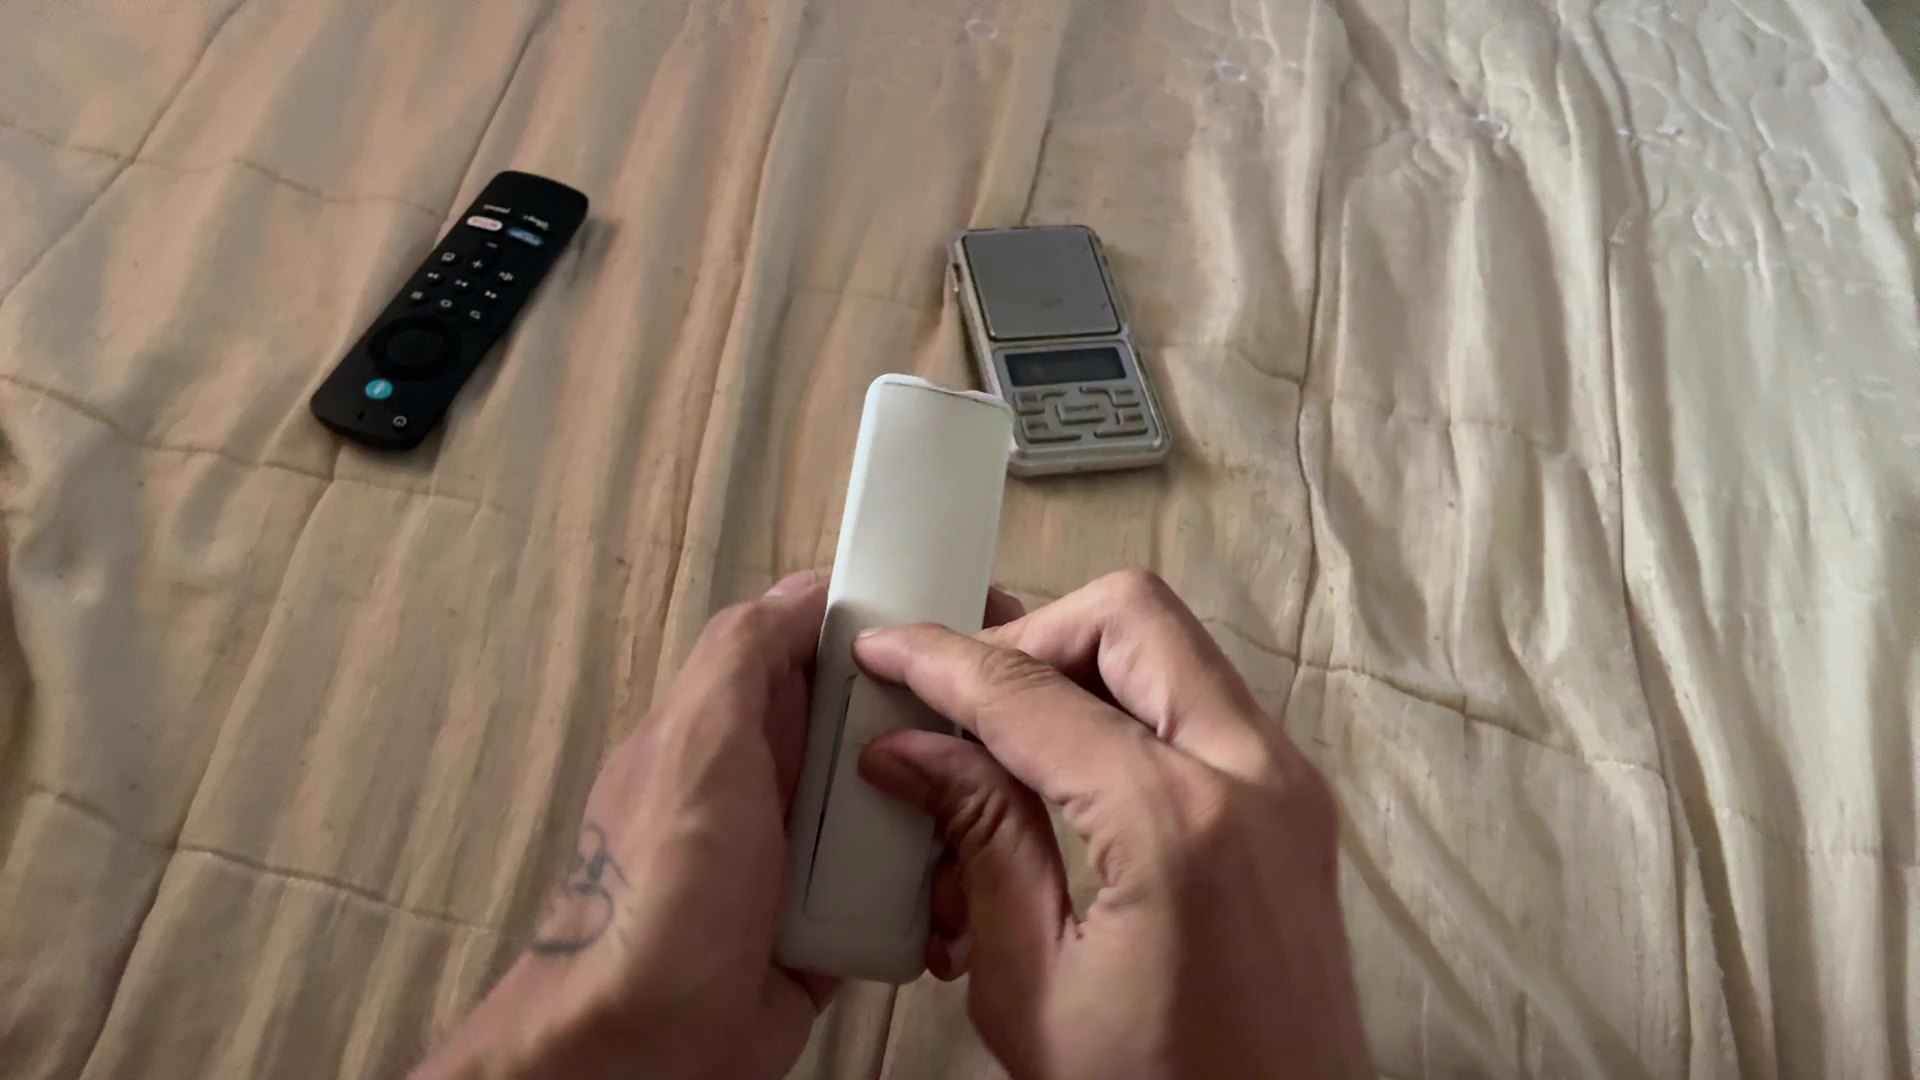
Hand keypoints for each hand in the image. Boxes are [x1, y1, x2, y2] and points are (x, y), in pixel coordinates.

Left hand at [413, 571, 1024, 1079]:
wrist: (646, 1057)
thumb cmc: (666, 887)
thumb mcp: (695, 748)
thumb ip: (743, 656)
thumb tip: (810, 584)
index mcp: (756, 712)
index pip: (843, 639)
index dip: (910, 620)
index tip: (987, 619)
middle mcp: (793, 764)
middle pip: (891, 712)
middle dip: (954, 716)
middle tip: (1023, 730)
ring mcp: (824, 836)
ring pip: (915, 791)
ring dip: (960, 806)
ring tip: (1010, 824)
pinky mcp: (849, 902)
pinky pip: (911, 869)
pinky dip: (943, 878)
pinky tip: (970, 896)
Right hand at [854, 570, 1370, 1079]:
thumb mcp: (1033, 988)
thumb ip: (978, 839)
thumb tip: (909, 750)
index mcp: (1177, 825)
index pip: (1030, 694)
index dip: (943, 661)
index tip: (888, 648)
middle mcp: (1252, 773)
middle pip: (1128, 614)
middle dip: (1033, 634)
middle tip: (967, 695)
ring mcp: (1284, 778)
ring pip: (1165, 643)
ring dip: (1075, 662)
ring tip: (1006, 733)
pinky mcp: (1288, 796)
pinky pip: (1188, 695)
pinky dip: (1116, 699)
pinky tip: (1063, 765)